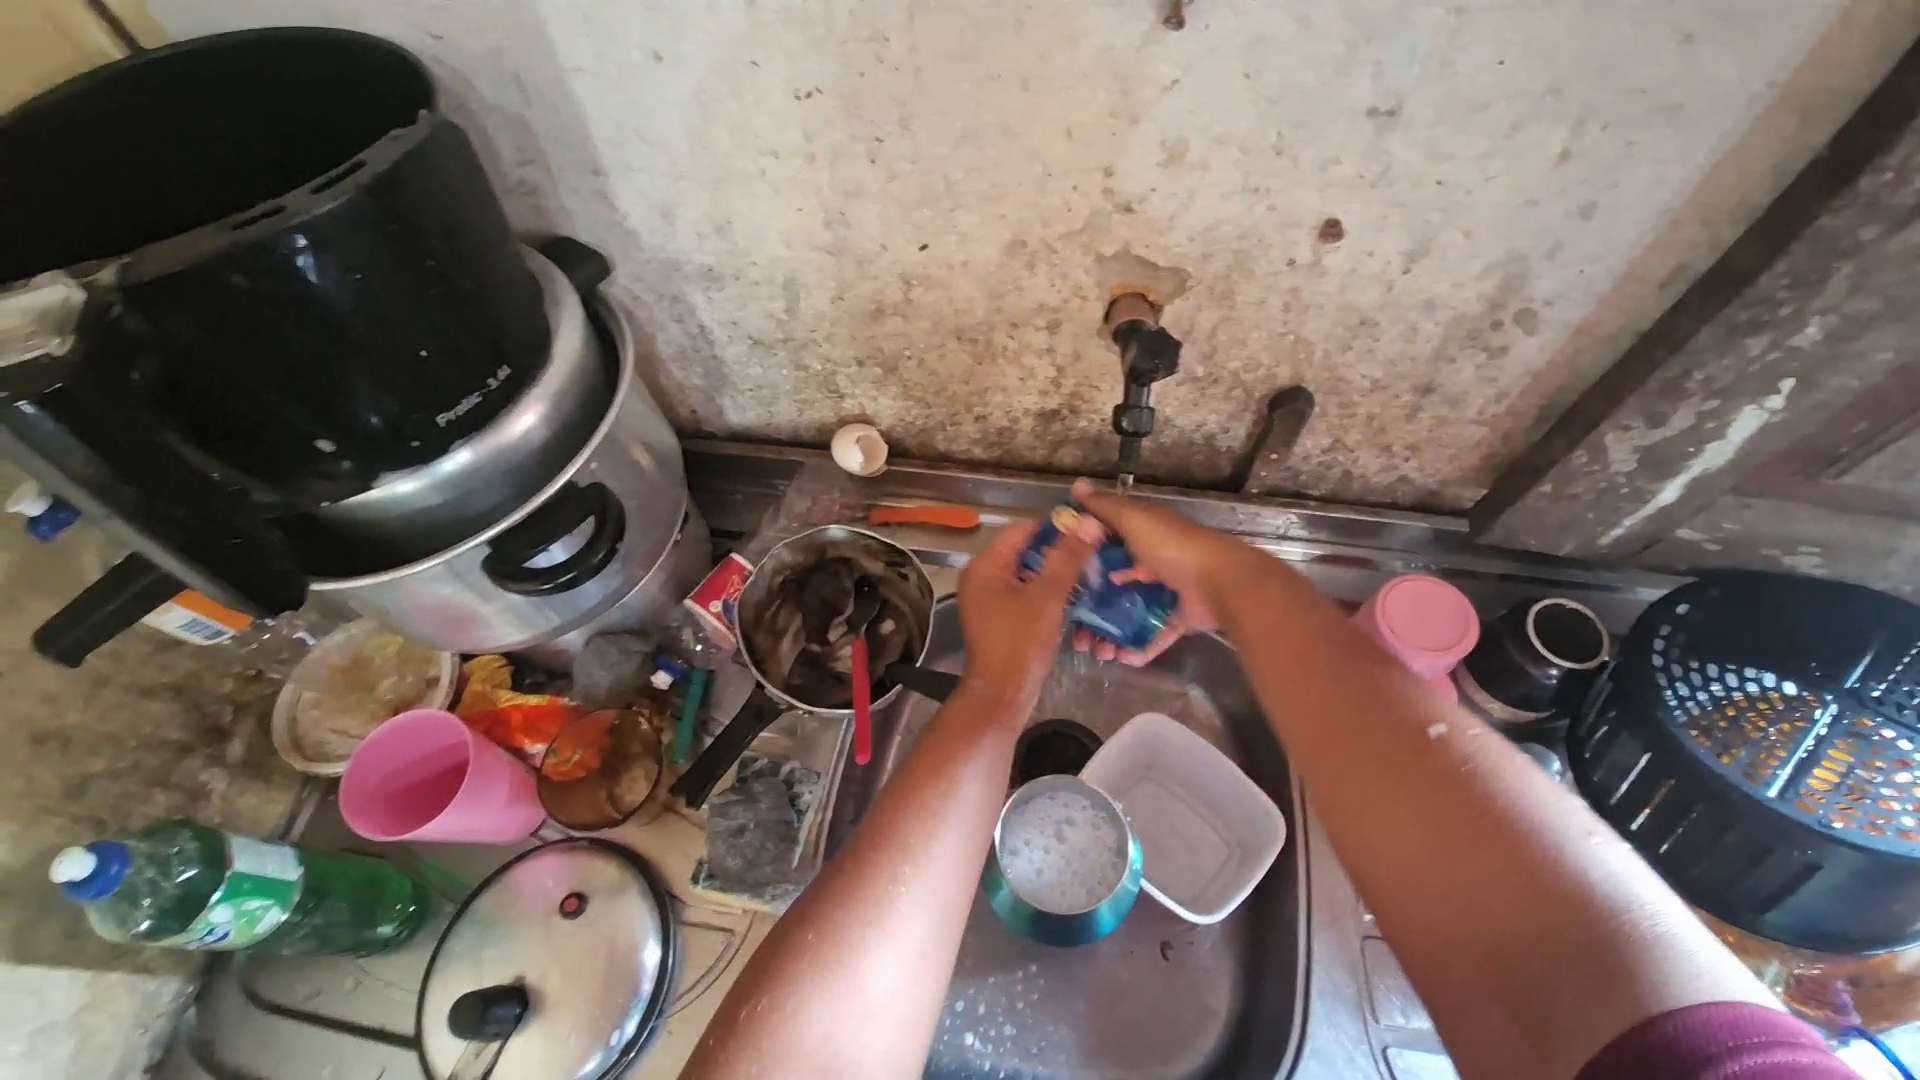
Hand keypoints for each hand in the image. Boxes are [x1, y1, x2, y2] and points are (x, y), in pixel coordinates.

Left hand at [955, 518, 1098, 710]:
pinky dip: (1050, 596)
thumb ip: (1067, 558)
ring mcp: (991, 601)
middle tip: (1095, 556)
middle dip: (1060, 554)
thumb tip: (1089, 522)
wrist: (1002, 695)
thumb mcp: (1047, 596)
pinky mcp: (1002, 620)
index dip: (1056, 528)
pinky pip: (1028, 596)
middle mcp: (984, 578)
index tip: (1088, 532)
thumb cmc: (1020, 643)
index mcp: (986, 566)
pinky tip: (1077, 600)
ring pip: (1030, 576)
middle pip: (1027, 552)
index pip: (1023, 530)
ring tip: (1092, 576)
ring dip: (1058, 576)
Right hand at [1069, 477, 1236, 665]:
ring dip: (1111, 632)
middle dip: (1092, 606)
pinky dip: (1139, 648)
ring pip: (1131, 614)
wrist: (1222, 583)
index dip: (1082, 562)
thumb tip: (1076, 485)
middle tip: (1071, 625)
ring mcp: (1167, 592)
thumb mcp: (1135, 521)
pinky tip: (1120, 658)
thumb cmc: (1174, 547)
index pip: (1106, 546)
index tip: (1058, 580)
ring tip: (1094, 650)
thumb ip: (1105, 508)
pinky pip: (1154, 635)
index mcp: (1142, 536)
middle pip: (1114, 585)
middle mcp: (1153, 563)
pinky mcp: (1179, 618)